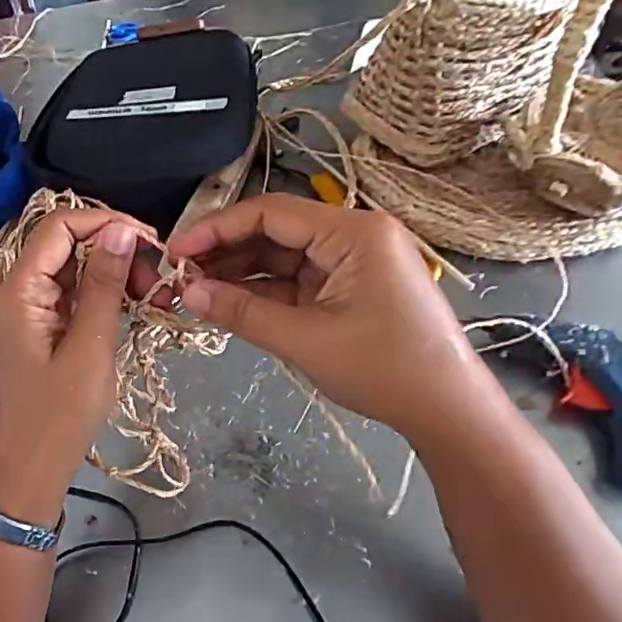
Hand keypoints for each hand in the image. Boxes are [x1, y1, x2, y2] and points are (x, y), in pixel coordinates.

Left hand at [0, 210, 158, 523]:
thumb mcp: (90, 346)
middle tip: (156, 280)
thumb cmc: (61, 414)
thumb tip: (121, 229)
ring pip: (80, 267)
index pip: (59, 226)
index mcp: (21, 289)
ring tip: (154, 298)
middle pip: (70, 242)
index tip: (149, 242)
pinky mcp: (51, 325)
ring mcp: (37, 308)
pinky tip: (139, 306)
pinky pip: (82, 293)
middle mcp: (24, 289)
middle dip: (116, 249)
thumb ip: (104, 285)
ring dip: (118, 273)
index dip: (104, 222)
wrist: (37, 466)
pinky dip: (110, 294)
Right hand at [167, 195, 494, 445]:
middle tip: (180, 277)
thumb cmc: (383, 368)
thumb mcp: (305, 339)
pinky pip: (299, 280)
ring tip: (196, 292)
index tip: (176, 252)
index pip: (269, 213)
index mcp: (352, 231)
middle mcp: (353, 235)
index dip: (216, 230)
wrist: (445, 408)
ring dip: (242, 274)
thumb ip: (242, 313)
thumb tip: (188, 293)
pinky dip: (266, 292)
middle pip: (275, 232)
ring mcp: (353, 262)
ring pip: (284, 257)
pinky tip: (230, 302)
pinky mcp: (351, 287)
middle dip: (226, 253)